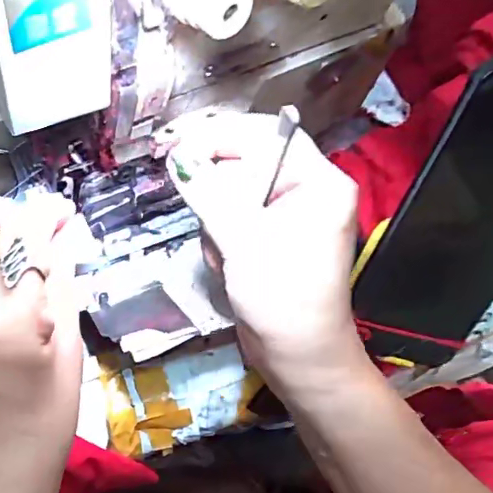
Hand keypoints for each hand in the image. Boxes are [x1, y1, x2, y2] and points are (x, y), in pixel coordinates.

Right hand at [156, 108, 365, 389]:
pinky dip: (221, 244)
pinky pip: (230, 225)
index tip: (176, 148)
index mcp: (317, 181)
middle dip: (218, 200)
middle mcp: (304, 193)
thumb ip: (210, 194)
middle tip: (213, 229)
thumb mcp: (243, 240)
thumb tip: (181, 158)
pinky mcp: (266, 242)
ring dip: (216, 228)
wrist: (296, 354)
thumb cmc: (282, 298)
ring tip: (228, 259)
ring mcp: (284, 219)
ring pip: (229, 199)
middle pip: (242, 169)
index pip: (263, 137)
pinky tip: (229, 268)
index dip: (218, 138)